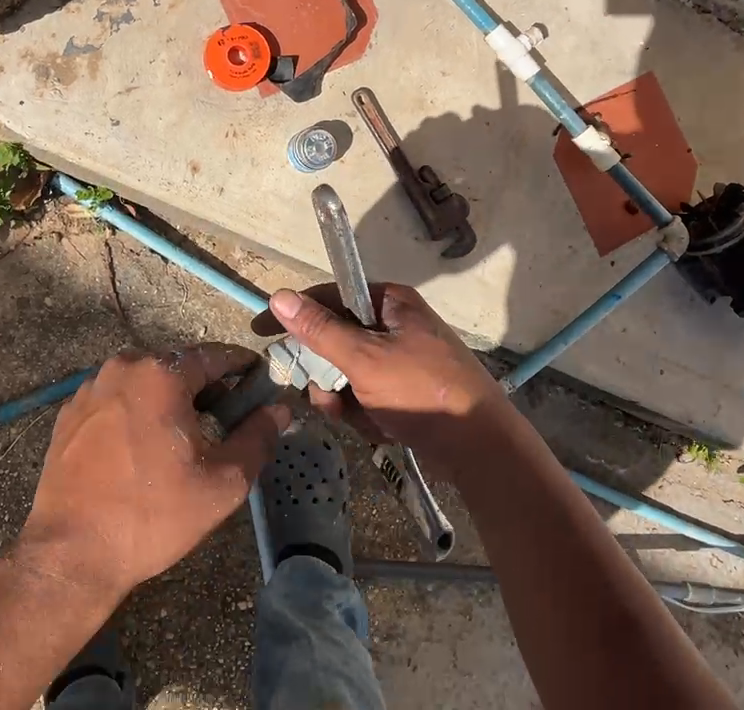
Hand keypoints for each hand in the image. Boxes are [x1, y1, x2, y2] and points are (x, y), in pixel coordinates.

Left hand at [15, 345, 290, 600]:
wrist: (71, 553)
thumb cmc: (153, 515)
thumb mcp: (223, 482)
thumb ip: (257, 438)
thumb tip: (279, 409)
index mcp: (161, 374)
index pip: (215, 356)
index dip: (242, 367)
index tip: (260, 382)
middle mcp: (122, 367)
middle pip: (177, 367)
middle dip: (206, 387)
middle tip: (227, 419)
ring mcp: (89, 389)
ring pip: (144, 382)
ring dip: (168, 400)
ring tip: (185, 437)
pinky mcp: (69, 414)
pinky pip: (116, 400)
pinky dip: (136, 413)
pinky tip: (142, 449)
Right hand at [264, 284, 515, 465]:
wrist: (481, 447)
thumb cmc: (422, 391)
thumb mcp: (364, 359)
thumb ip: (320, 330)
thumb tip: (279, 296)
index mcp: (390, 303)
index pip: (329, 296)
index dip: (295, 313)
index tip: (262, 332)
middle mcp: (395, 325)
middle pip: (335, 339)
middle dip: (327, 375)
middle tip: (328, 398)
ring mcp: (403, 359)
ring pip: (347, 373)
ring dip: (346, 400)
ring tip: (362, 418)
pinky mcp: (407, 390)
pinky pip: (366, 394)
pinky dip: (366, 413)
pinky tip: (382, 429)